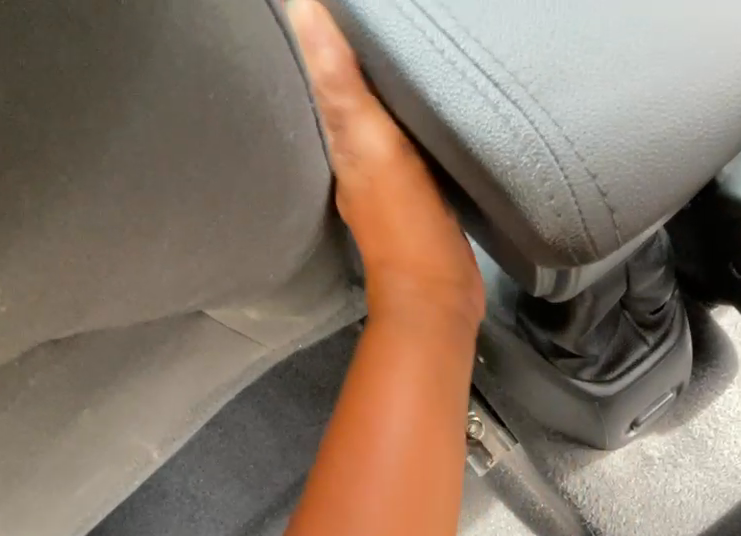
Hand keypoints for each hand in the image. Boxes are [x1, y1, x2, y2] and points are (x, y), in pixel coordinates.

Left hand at [289, 0, 484, 332]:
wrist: (438, 301)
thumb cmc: (406, 227)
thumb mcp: (374, 150)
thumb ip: (343, 86)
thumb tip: (302, 9)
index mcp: (345, 147)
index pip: (327, 79)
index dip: (325, 39)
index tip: (331, 4)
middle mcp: (362, 163)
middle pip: (352, 100)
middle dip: (354, 61)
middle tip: (370, 23)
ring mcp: (394, 186)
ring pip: (384, 125)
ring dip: (384, 94)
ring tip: (399, 54)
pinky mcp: (426, 202)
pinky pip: (416, 150)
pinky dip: (416, 127)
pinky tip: (429, 115)